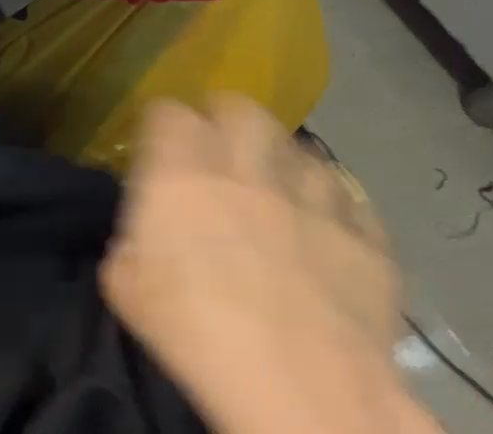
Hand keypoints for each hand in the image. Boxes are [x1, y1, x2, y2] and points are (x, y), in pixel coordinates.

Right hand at [102, 95, 437, 433]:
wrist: (298, 382)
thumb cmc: (189, 325)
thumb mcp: (122, 276)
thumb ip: (135, 233)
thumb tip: (147, 228)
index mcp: (178, 174)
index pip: (168, 111)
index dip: (162, 121)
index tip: (156, 140)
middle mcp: (247, 172)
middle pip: (242, 110)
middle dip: (226, 118)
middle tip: (217, 143)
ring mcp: (316, 203)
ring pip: (303, 151)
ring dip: (283, 160)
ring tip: (275, 184)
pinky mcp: (369, 241)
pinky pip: (352, 199)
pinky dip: (333, 202)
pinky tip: (322, 222)